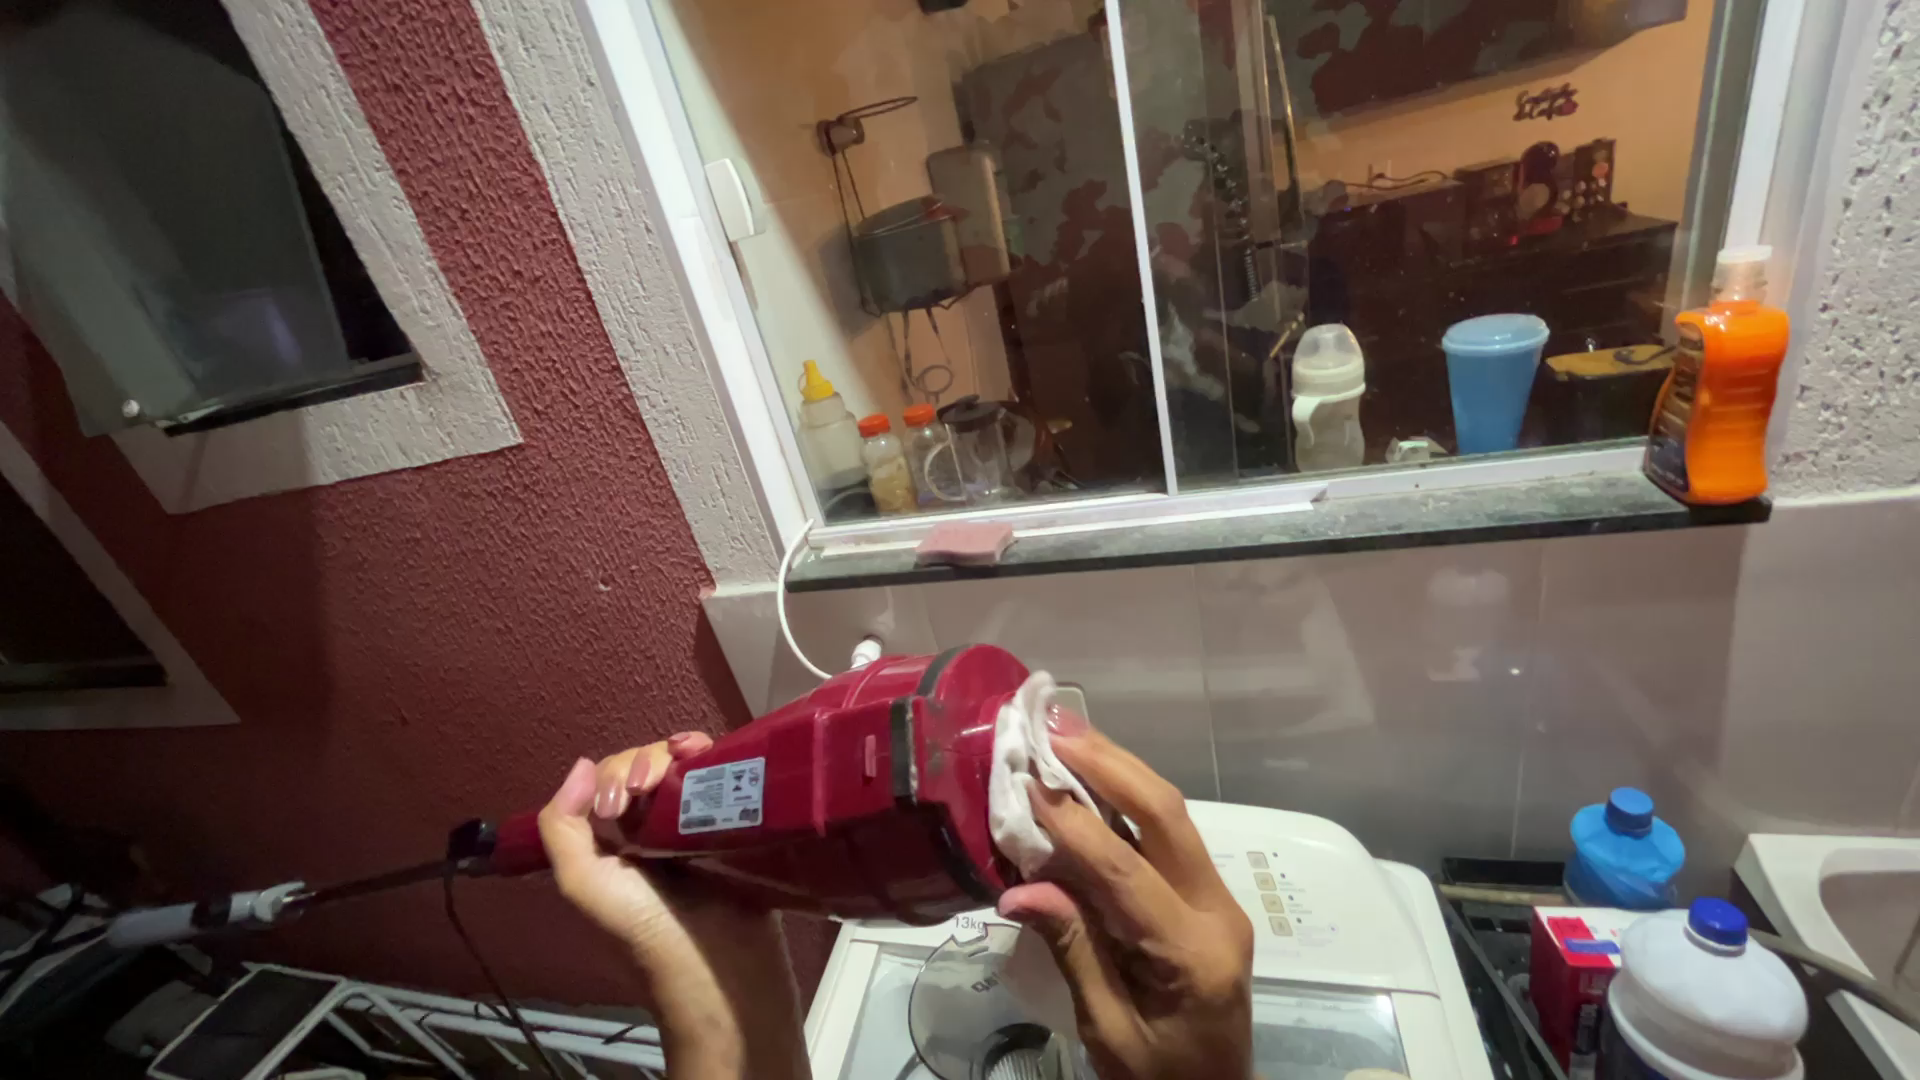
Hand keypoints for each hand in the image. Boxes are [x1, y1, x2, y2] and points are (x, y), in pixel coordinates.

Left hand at [538, 735, 807, 1079]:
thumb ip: (562, 828)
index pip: (611, 779)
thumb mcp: (585, 884)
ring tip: (682, 764)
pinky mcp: (737, 810)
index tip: (618, 804)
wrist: (717, 956)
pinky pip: (723, 769)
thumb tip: (580, 764)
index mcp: (619, 835)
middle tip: (645, 789)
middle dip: (642, 762)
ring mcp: (701, 812)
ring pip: (684, 760)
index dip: (612, 775)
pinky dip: (711, 751)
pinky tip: (707, 751)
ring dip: (675, 751)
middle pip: (647, 763)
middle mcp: (658, 819)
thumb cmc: (645, 925)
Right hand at [997, 730, 1254, 1079]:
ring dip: (1118, 766)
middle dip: (1108, 765)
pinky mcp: (1204, 891)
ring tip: (1069, 731)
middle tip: (1055, 729)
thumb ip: (1072, 953)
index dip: (1074, 825)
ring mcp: (1216, 895)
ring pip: (1170, 811)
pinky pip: (1165, 829)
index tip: (1028, 785)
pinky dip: (1124, 793)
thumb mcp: (1108, 1034)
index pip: (1127, 873)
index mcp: (1192, 955)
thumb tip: (1017, 890)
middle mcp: (1216, 910)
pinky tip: (1091, 770)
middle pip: (1166, 815)